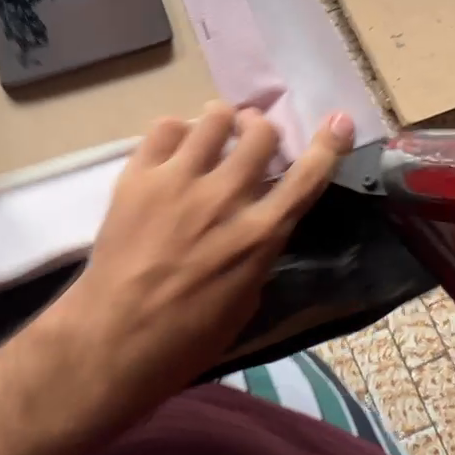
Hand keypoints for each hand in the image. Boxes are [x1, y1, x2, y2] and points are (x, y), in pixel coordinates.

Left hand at [31, 102, 353, 428]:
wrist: (115, 336)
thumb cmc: (188, 337)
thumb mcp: (246, 300)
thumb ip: (258, 249)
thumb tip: (257, 217)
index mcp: (259, 236)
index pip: (306, 177)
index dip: (328, 144)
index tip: (338, 121)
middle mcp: (224, 198)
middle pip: (260, 133)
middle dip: (261, 131)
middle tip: (251, 136)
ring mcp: (178, 180)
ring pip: (214, 118)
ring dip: (221, 122)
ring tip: (213, 132)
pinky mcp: (138, 174)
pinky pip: (165, 127)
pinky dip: (176, 132)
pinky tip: (174, 147)